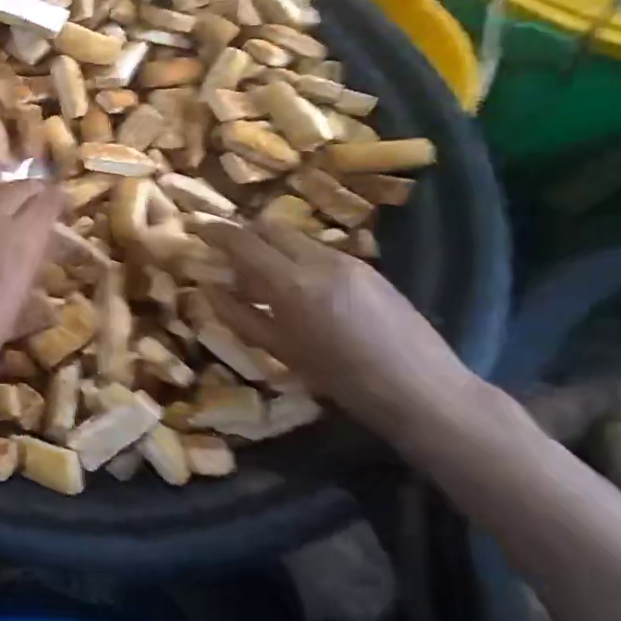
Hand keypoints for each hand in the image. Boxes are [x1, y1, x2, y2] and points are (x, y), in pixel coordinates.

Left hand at [0, 173, 62, 417]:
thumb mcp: (21, 301)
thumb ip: (31, 263)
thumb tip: (40, 243)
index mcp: (22, 238)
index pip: (47, 202)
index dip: (57, 198)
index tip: (62, 198)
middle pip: (18, 186)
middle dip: (33, 189)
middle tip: (40, 195)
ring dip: (3, 182)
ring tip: (10, 190)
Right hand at [194, 221, 474, 426]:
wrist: (425, 392)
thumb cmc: (342, 380)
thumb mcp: (280, 351)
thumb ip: (239, 316)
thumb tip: (208, 290)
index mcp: (290, 283)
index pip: (241, 241)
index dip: (214, 231)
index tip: (195, 228)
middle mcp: (318, 260)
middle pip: (269, 228)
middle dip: (244, 234)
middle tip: (226, 252)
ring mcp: (348, 261)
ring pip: (296, 238)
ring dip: (272, 248)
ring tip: (263, 275)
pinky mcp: (369, 269)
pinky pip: (320, 252)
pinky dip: (298, 259)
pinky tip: (302, 288)